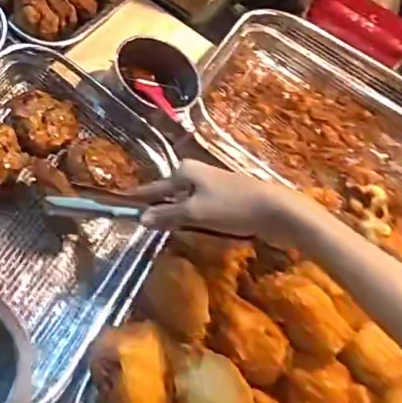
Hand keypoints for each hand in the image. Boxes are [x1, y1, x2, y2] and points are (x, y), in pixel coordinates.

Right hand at [132, 159, 310, 241]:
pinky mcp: (228, 197)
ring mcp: (213, 184)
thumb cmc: (232, 207)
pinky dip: (201, 219)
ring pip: (188, 202)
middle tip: (152, 227)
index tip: (123, 203)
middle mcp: (196, 172)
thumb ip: (168, 215)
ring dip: (184, 217)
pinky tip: (204, 230)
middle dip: (164, 210)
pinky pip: (204, 208)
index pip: (154, 187)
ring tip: (178, 231)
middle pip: (171, 194)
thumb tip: (142, 219)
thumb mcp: (196, 213)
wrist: (278, 211)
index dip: (140, 198)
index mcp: (184, 170)